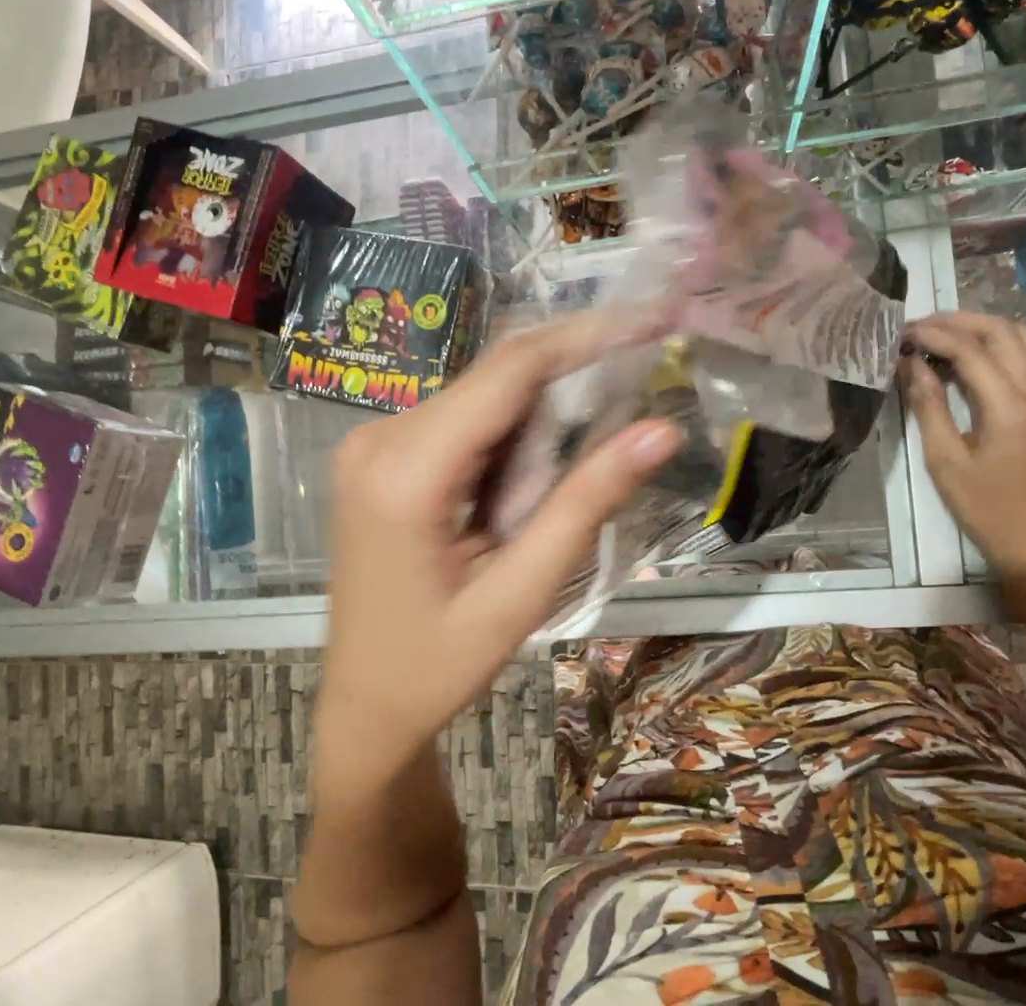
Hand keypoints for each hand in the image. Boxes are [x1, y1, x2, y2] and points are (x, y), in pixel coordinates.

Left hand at [315, 310, 681, 790]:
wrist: (365, 705)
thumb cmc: (438, 665)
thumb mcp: (520, 592)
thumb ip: (585, 505)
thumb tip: (660, 430)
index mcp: (405, 471)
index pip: (507, 373)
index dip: (583, 338)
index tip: (650, 319)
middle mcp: (378, 440)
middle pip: (493, 379)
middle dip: (570, 376)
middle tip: (643, 382)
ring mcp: (372, 446)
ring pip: (480, 400)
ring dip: (541, 414)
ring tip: (590, 448)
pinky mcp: (380, 461)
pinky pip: (459, 425)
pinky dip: (509, 439)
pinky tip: (533, 480)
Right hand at [902, 311, 1025, 578]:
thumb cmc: (981, 503)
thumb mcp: (944, 459)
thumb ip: (928, 406)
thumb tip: (911, 364)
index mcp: (1008, 406)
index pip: (971, 349)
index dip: (934, 335)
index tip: (900, 334)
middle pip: (1001, 330)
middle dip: (958, 321)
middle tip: (918, 327)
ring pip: (1020, 335)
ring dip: (981, 326)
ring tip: (942, 334)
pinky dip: (999, 341)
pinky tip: (970, 353)